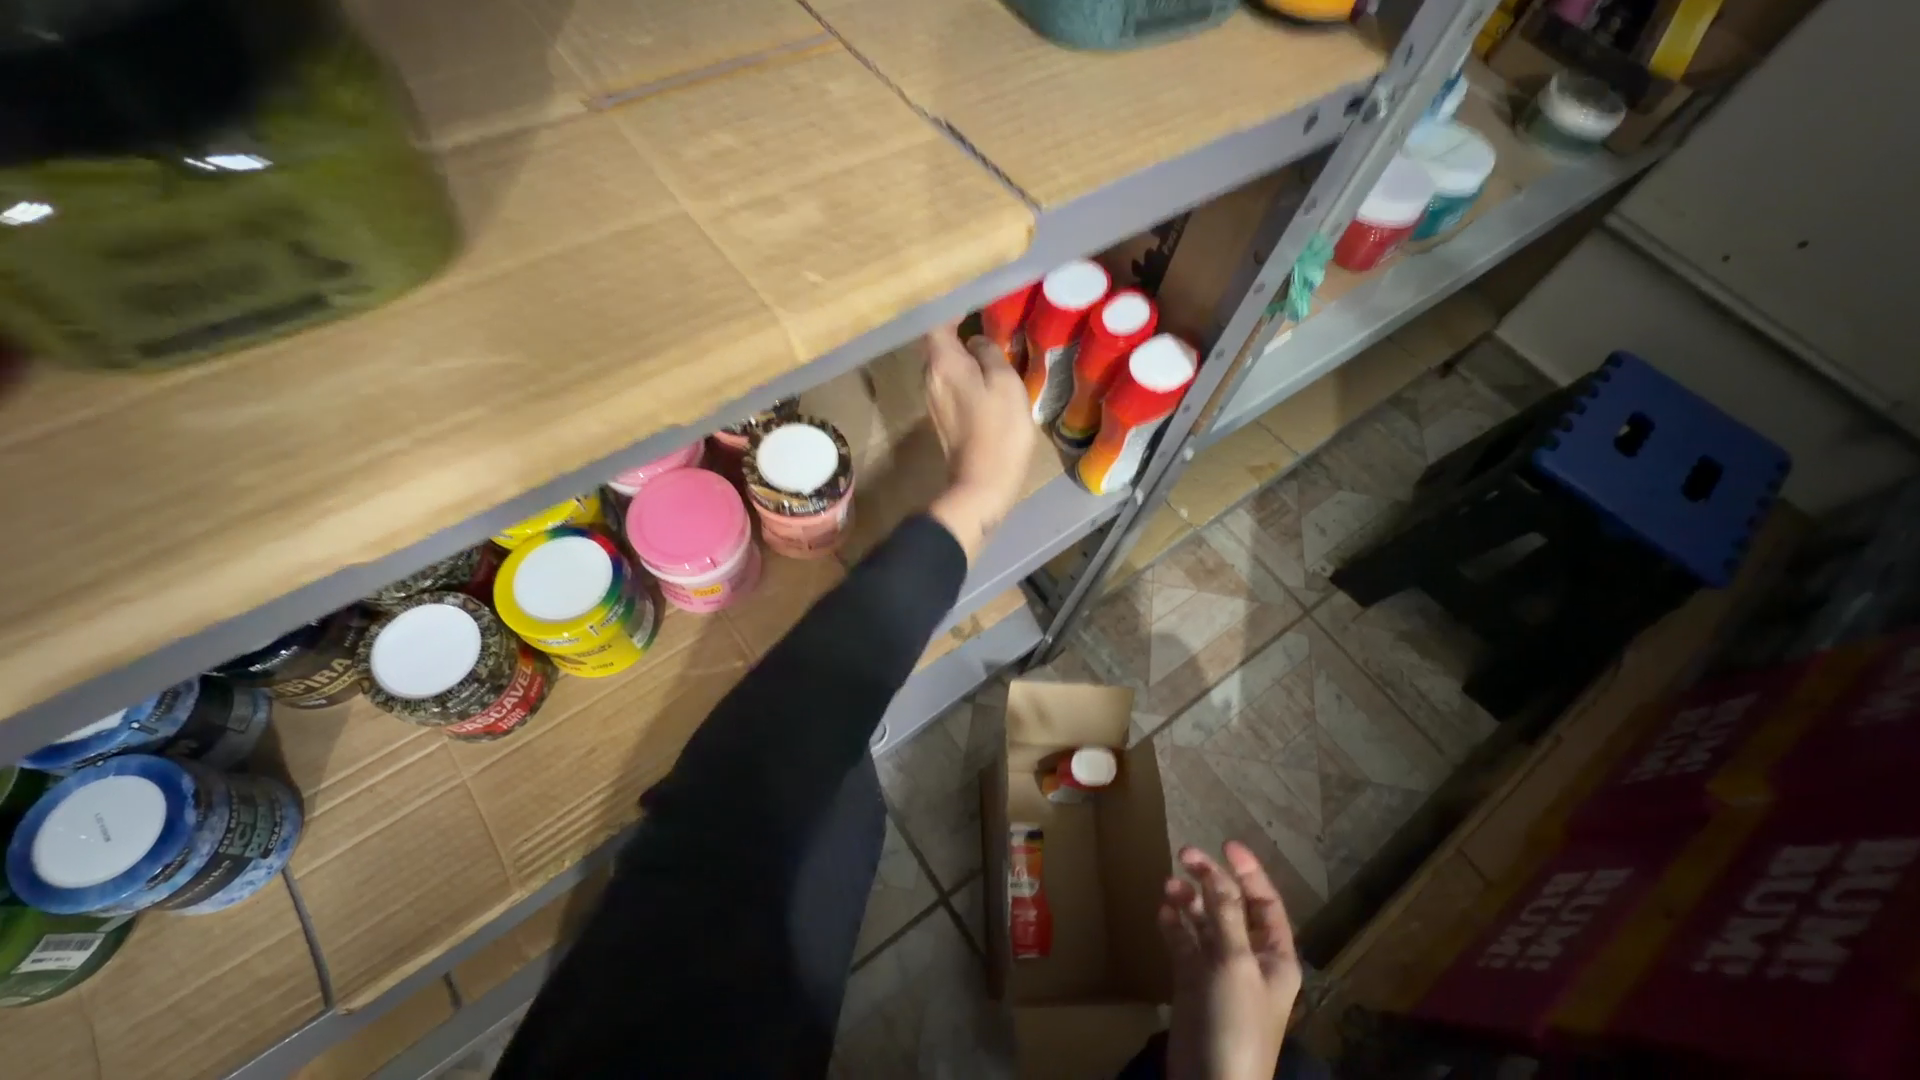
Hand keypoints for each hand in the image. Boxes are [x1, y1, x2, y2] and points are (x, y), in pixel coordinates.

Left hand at [924, 322, 1034, 559]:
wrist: (983, 484)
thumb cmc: (999, 430)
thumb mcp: (1004, 382)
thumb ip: (989, 353)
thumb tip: (976, 341)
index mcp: (942, 364)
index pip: (937, 323)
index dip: (951, 308)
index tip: (972, 298)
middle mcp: (930, 378)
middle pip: (939, 344)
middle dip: (958, 329)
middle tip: (986, 316)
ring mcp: (933, 400)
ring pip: (946, 366)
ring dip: (963, 354)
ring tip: (988, 344)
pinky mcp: (943, 418)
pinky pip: (952, 384)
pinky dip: (965, 374)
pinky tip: (984, 376)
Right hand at [1159, 843, 1303, 1079]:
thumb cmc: (1235, 1022)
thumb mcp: (1235, 964)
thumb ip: (1225, 915)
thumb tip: (1216, 873)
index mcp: (1274, 956)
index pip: (1265, 902)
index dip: (1248, 872)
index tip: (1225, 843)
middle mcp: (1248, 958)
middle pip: (1231, 907)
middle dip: (1210, 880)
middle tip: (1184, 854)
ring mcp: (1218, 972)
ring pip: (1204, 923)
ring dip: (1188, 901)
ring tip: (1167, 886)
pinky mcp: (1191, 984)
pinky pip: (1183, 945)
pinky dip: (1173, 927)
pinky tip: (1162, 914)